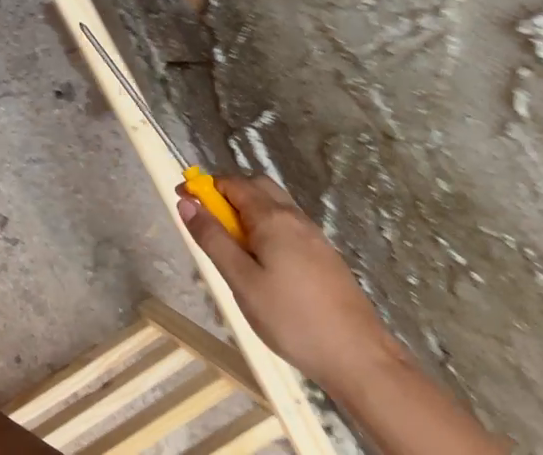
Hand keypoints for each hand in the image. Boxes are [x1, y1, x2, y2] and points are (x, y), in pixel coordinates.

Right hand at [177, 174, 408, 386]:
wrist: (360, 359)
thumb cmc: (292, 318)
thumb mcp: (241, 280)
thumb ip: (212, 238)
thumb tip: (186, 203)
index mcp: (273, 219)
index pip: (232, 183)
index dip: (202, 186)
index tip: (182, 200)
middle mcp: (296, 219)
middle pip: (257, 186)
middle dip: (227, 192)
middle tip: (207, 220)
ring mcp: (316, 238)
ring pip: (275, 206)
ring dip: (247, 210)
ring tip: (231, 245)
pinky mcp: (326, 258)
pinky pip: (289, 226)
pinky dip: (266, 228)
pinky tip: (262, 262)